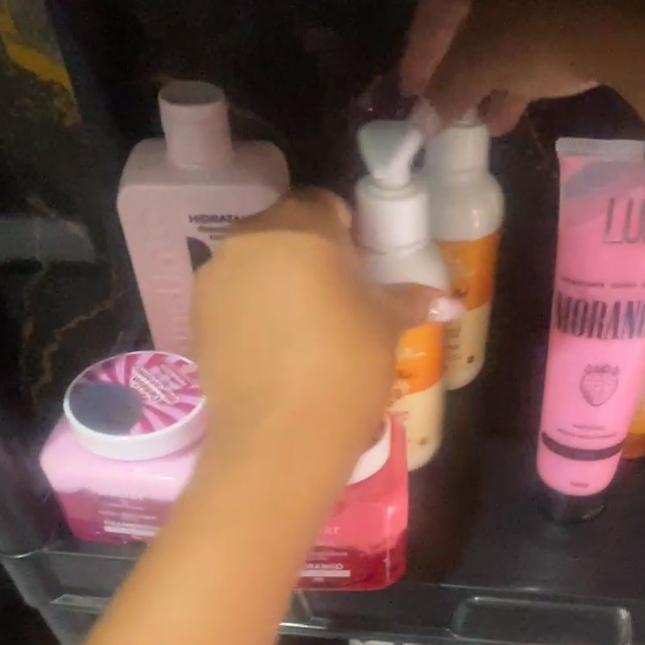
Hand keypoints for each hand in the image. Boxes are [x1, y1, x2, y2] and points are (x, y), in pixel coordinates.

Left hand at [191, 189, 439, 486]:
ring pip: (254, 268)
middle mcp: (247, 240)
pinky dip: (253, 316)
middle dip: (310, 258)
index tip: (361, 269)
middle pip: (284, 233)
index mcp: (300, 227)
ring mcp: (214, 280)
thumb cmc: (345, 368)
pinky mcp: (196, 321)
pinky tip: (276, 355)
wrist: (279, 438)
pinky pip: (233, 303)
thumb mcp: (385, 328)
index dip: (346, 233)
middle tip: (339, 302)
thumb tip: (448, 300)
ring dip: (279, 286)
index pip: (324, 205)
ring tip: (306, 334)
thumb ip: (409, 301)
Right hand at [401, 0, 644, 132]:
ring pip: (515, 22)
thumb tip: (421, 121)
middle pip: (476, 13)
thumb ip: (447, 88)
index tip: (410, 94)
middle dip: (460, 66)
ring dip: (497, 73)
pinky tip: (524, 102)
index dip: (420, 53)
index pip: (437, 7)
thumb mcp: (485, 59)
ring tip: (489, 122)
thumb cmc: (546, 24)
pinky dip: (532, 63)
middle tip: (450, 111)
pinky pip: (550, 27)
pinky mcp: (597, 5)